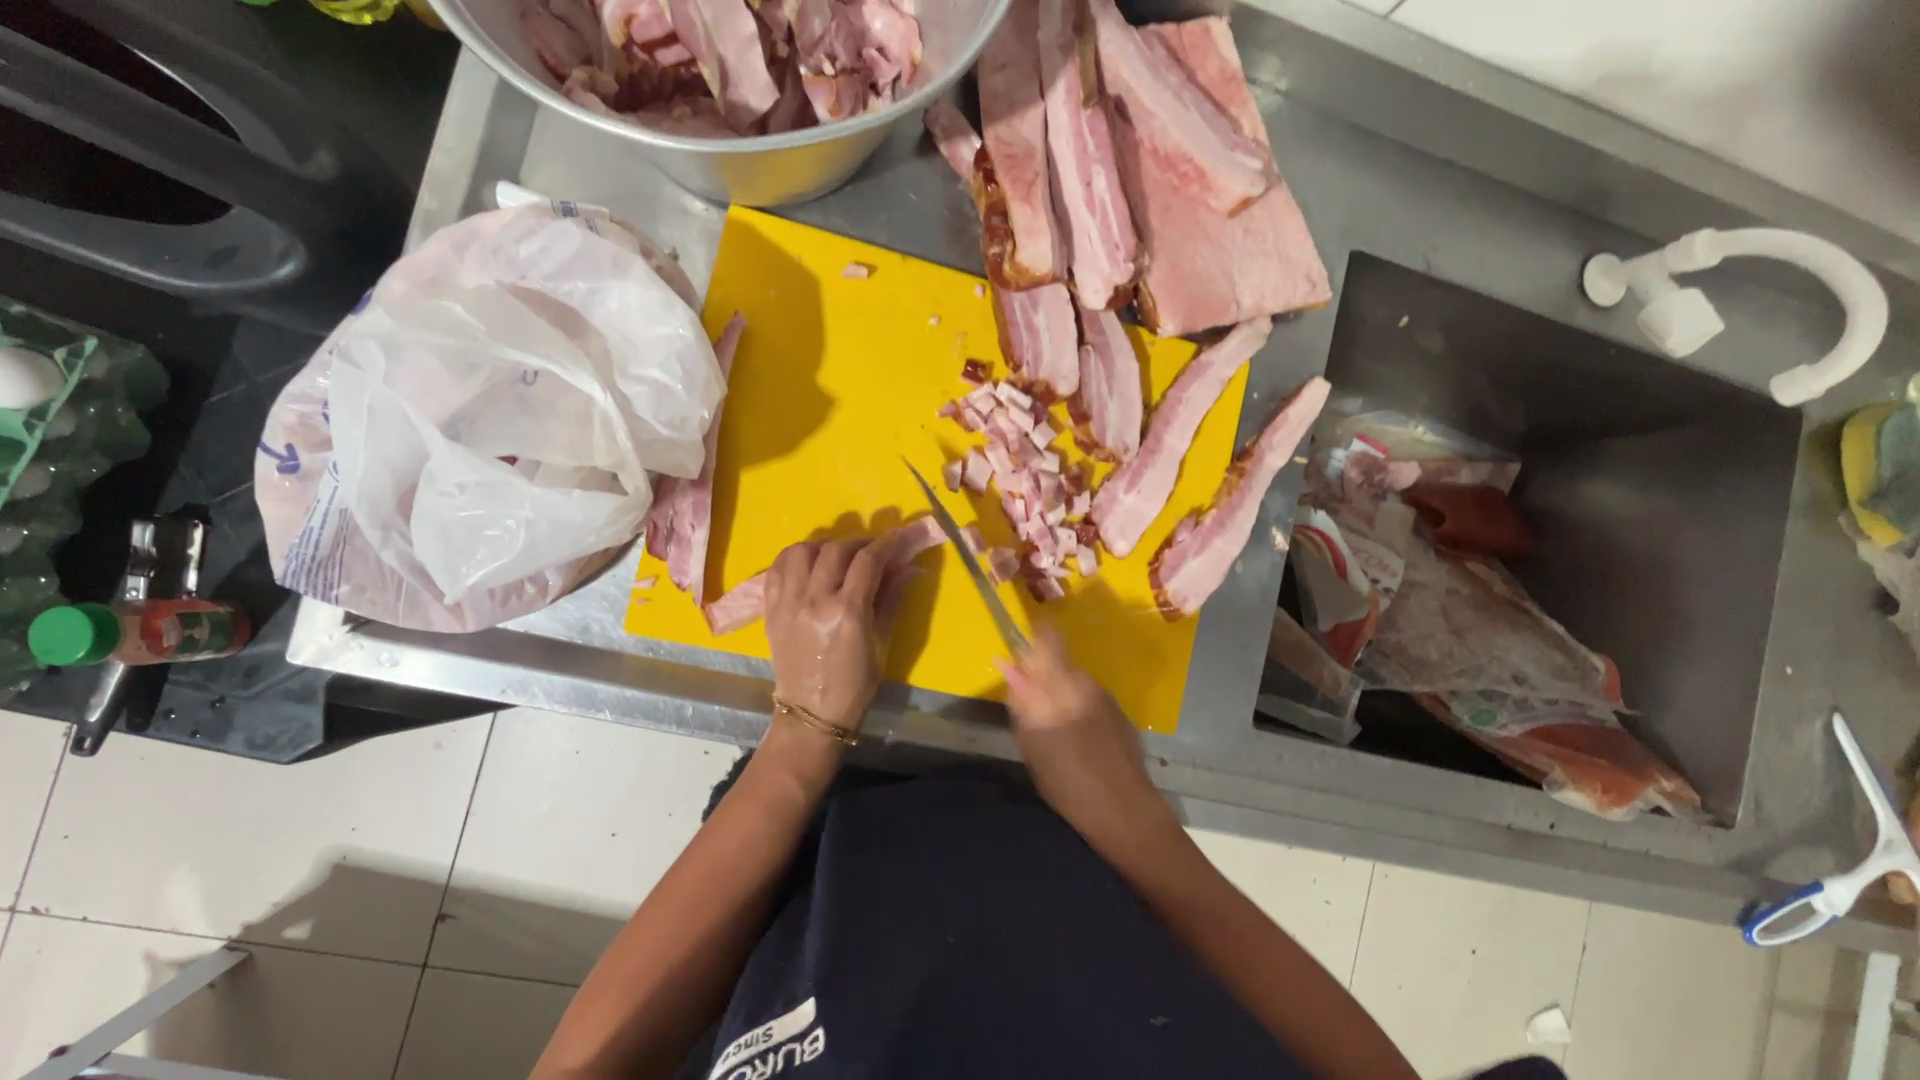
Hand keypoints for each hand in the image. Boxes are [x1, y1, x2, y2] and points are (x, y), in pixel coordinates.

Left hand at [764, 536, 897, 731]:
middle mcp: (814, 600)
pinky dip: (795, 557)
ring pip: (802, 550)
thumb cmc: (855, 684)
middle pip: (836, 550)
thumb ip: (891, 599)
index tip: (900, 536)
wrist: (811, 713)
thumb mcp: (882, 643)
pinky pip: (778, 567)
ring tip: (836, 555)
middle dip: (859, 542)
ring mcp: (788, 603)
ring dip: (824, 545)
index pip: (868, 560)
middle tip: (872, 550)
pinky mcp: (770, 609)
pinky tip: (809, 564)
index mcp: (847, 612)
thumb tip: (908, 567)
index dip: (888, 543)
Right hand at [1000, 626, 1166, 842]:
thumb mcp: (1032, 748)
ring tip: (1055, 729)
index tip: (1021, 650)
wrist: (1123, 808)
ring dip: (1062, 694)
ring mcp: (1106, 696)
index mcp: (1059, 687)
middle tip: (1031, 704)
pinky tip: (1079, 740)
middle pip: (1059, 662)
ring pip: (1075, 681)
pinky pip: (1090, 699)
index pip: (1048, 638)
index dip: (1035, 635)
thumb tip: (1012, 674)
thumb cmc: (1067, 783)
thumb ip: (1021, 706)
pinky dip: (1080, 709)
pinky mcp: (1120, 712)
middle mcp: (1085, 683)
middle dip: (1043, 675)